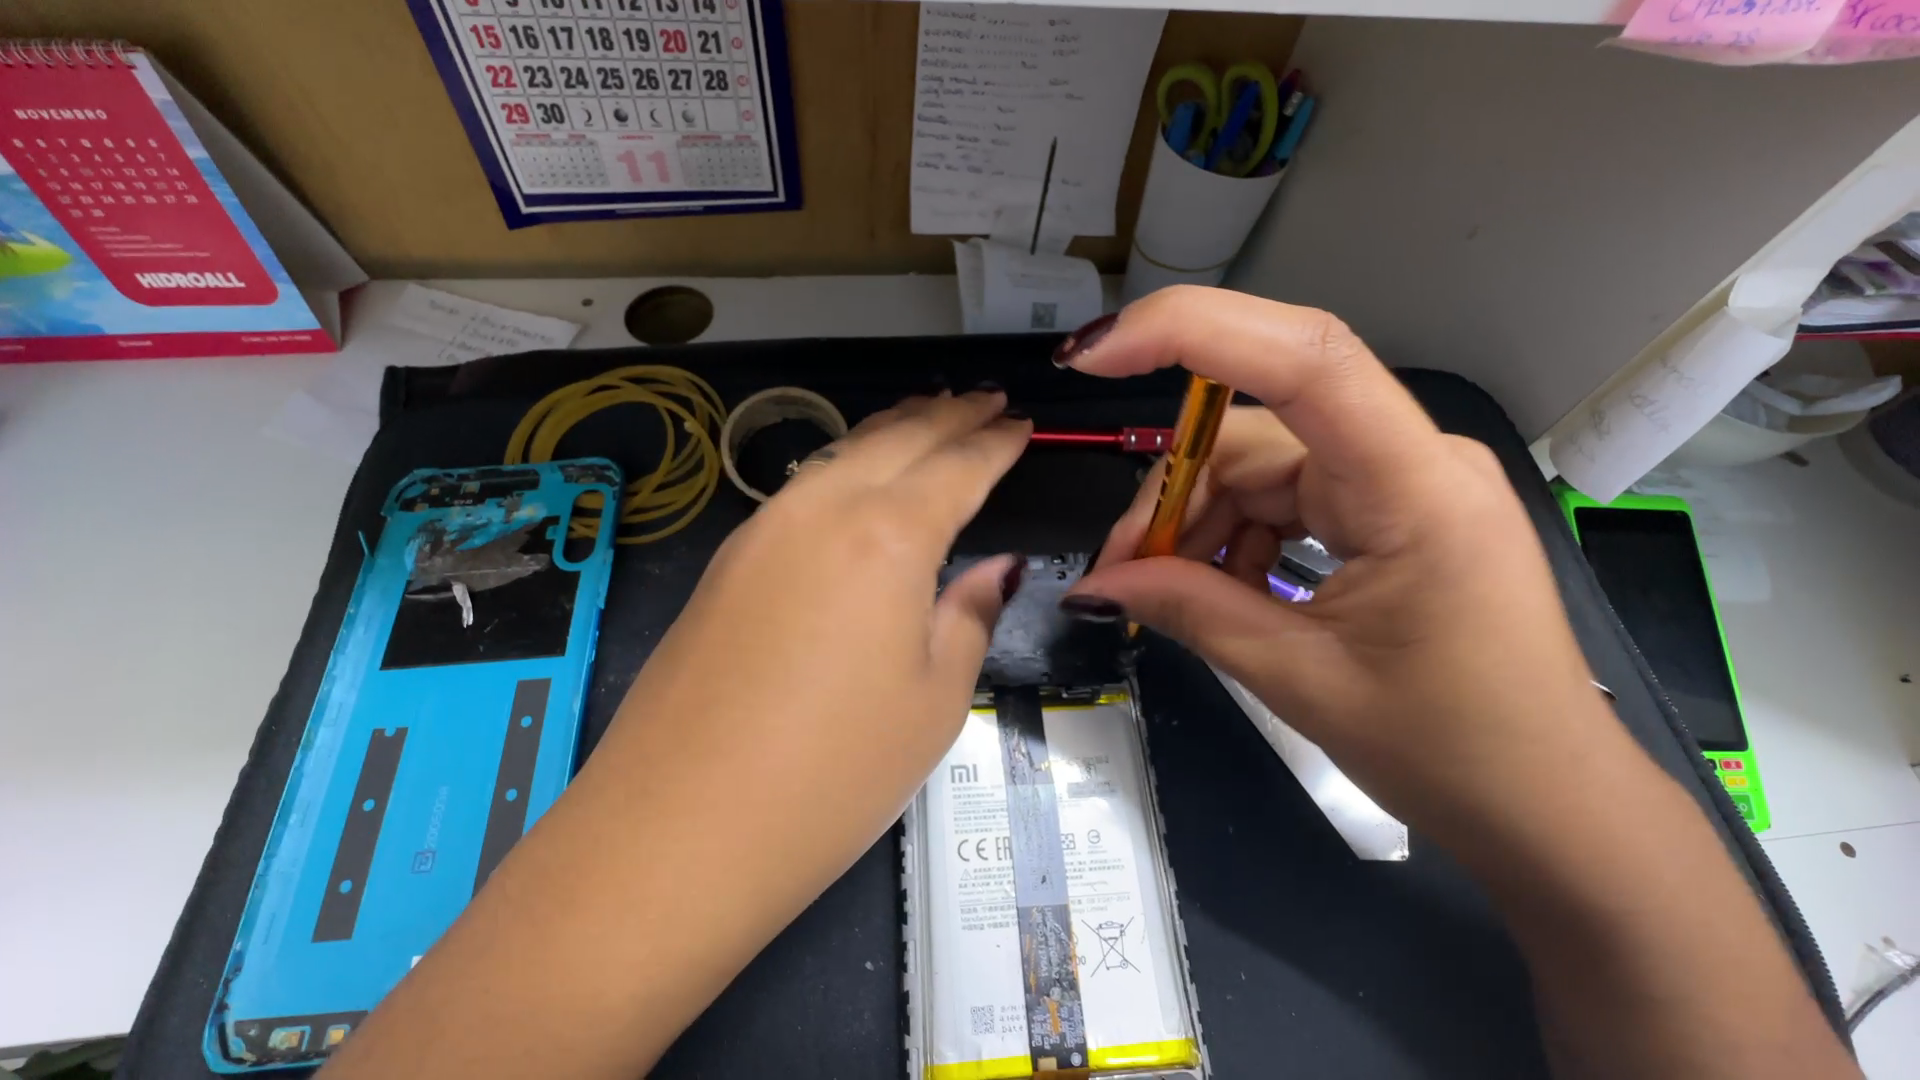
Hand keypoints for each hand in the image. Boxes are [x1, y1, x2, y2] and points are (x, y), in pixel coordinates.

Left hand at [618, 387, 1031, 857]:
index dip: (997, 443)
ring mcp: (763, 530)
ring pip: (841, 454)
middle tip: (985, 401)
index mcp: (889, 535)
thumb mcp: (935, 701)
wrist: (679, 827)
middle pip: (896, 439)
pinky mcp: (727, 562)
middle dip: (947, 415)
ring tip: (928, 416)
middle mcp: (822, 510)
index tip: (1022, 424)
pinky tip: (858, 479)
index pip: (958, 467)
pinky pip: (804, 488)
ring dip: (893, 430)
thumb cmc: (833, 773)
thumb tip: (995, 567)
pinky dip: (846, 466)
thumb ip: (969, 615)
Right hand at [1057, 287, 1857, 1078]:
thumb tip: (1094, 583)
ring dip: (1197, 523)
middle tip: (1118, 570)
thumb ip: (1190, 610)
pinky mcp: (1385, 510)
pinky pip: (1283, 500)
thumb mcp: (1300, 678)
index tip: (1094, 357)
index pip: (1304, 359)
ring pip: (1257, 466)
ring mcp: (1398, 481)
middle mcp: (1408, 458)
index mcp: (1413, 485)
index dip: (1191, 330)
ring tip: (1161, 593)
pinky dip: (1233, 538)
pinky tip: (1213, 590)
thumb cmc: (1450, 748)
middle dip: (1172, 493)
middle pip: (1254, 431)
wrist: (1548, 807)